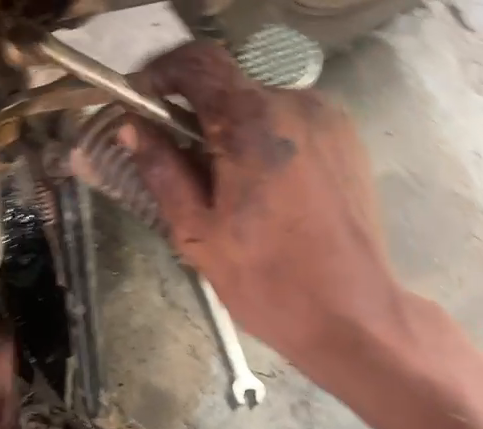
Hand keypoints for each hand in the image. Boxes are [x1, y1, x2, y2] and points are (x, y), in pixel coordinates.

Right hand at [124, 43, 414, 369]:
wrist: (348, 311)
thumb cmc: (265, 281)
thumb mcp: (198, 235)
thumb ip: (163, 173)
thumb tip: (134, 129)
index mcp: (250, 123)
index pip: (198, 63)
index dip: (163, 73)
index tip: (143, 101)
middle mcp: (294, 104)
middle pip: (232, 90)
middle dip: (200, 122)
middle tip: (182, 173)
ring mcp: (327, 119)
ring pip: (263, 111)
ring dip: (235, 138)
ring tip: (229, 197)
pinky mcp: (347, 141)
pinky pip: (293, 128)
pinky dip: (267, 148)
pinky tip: (266, 199)